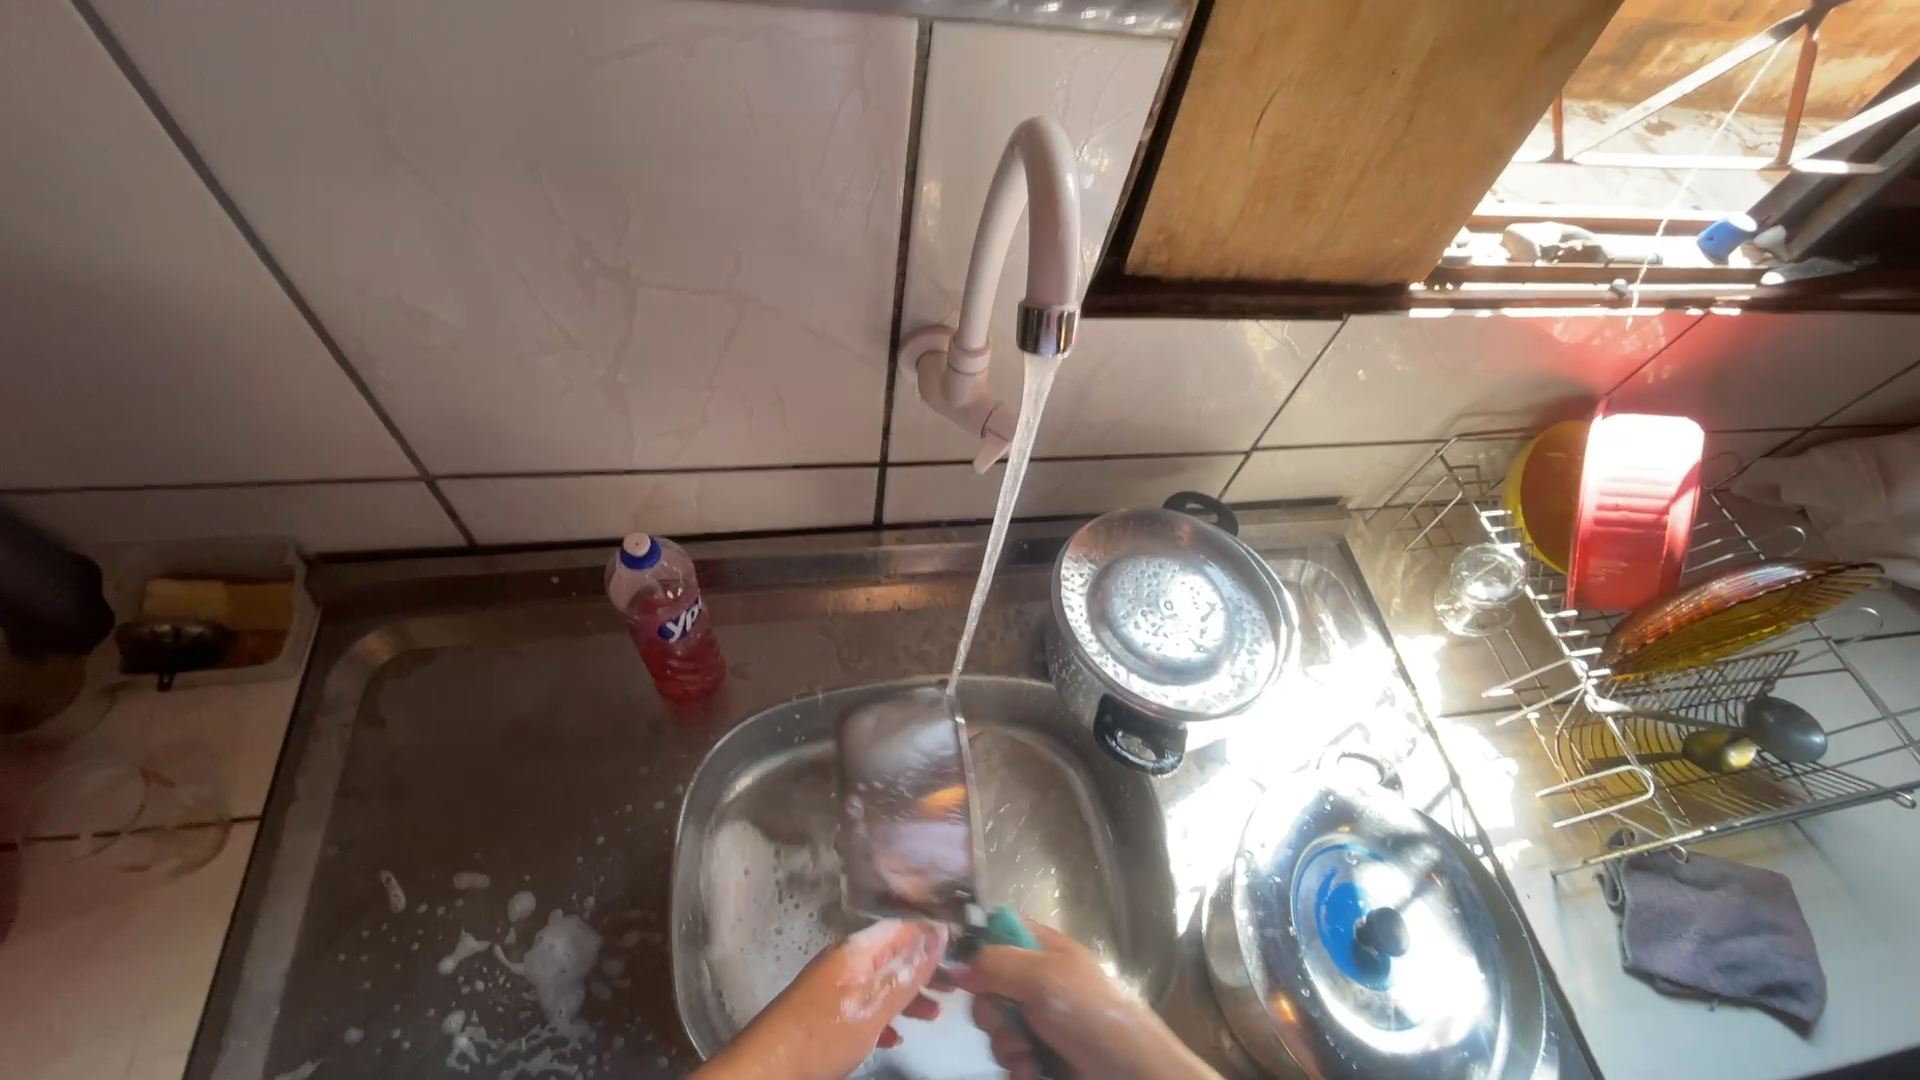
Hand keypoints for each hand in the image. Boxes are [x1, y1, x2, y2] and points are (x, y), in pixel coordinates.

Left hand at [695, 919, 948, 1079]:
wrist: (766, 1072)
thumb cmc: (822, 1035)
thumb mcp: (873, 1006)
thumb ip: (908, 971)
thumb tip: (941, 931)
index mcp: (857, 950)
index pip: (903, 927)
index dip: (933, 933)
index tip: (963, 949)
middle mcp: (847, 961)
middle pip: (895, 954)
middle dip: (925, 968)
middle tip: (956, 986)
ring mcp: (835, 987)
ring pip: (882, 982)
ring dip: (909, 996)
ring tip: (935, 1015)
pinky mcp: (827, 1014)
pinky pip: (865, 1006)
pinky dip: (886, 1017)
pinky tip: (896, 1038)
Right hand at [952, 921, 1219, 1079]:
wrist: (1130, 1075)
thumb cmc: (1091, 1014)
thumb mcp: (1043, 976)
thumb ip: (995, 964)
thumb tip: (953, 966)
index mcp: (1040, 946)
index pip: (994, 932)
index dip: (976, 950)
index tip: (967, 974)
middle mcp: (1035, 978)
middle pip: (985, 986)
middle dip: (993, 1012)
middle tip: (1013, 1023)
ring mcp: (1037, 1017)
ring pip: (994, 1026)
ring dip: (1006, 1045)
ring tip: (1030, 1056)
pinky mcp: (1038, 1053)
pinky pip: (1007, 1057)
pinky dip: (1017, 1067)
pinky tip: (1034, 1071)